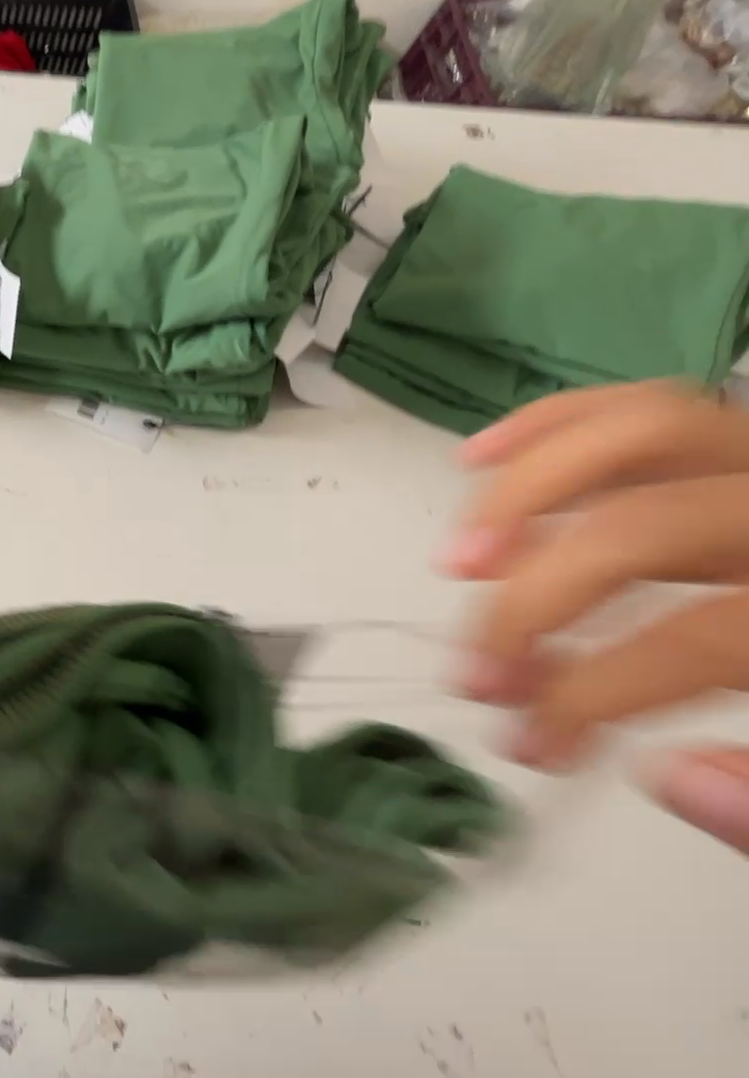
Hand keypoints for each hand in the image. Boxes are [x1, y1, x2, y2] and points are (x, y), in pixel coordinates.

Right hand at [446, 381, 748, 851]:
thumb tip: (671, 776)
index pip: (698, 634)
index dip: (594, 692)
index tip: (534, 744)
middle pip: (639, 527)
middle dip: (531, 604)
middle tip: (479, 672)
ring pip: (635, 436)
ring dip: (517, 500)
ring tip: (459, 565)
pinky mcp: (738, 450)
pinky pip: (642, 403)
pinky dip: (546, 426)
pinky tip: (476, 460)